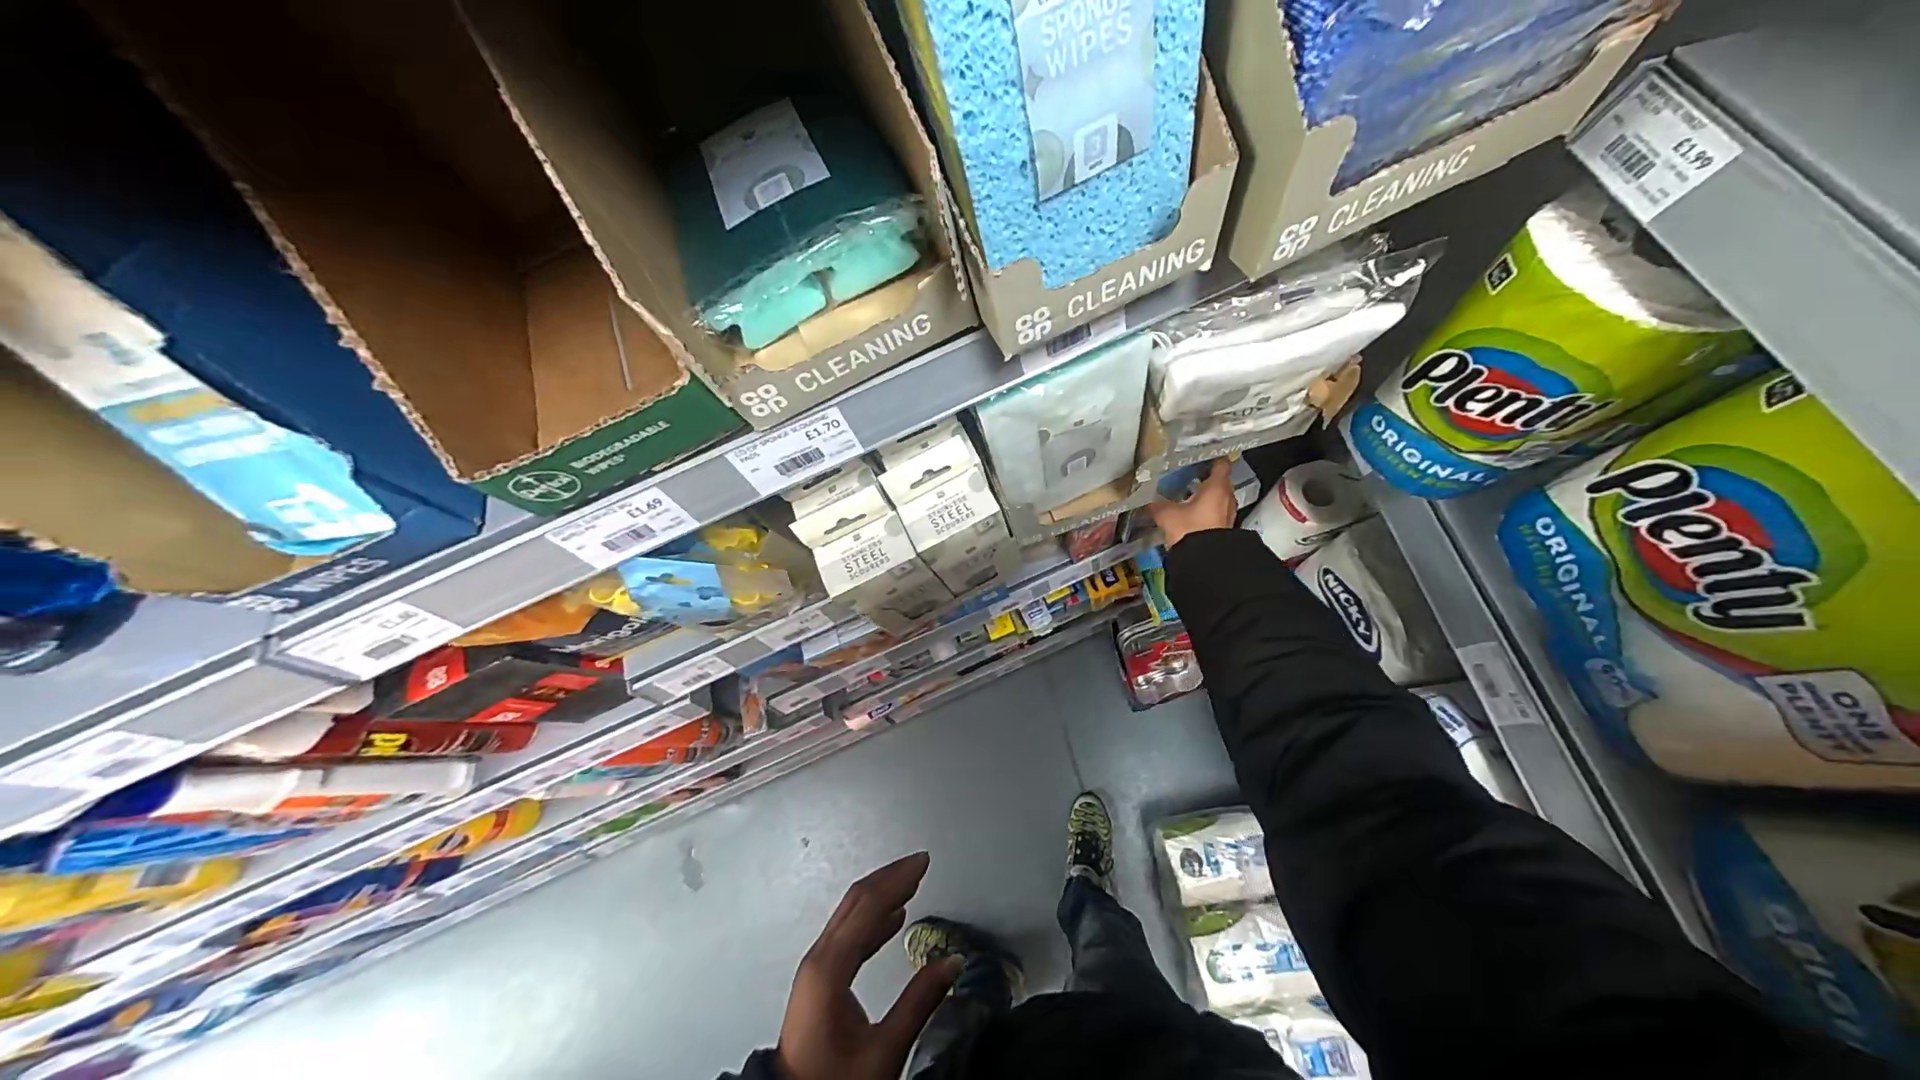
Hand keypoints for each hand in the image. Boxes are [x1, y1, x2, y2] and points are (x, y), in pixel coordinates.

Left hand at [776, 852, 960, 1079]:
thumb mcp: (885, 1051)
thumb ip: (920, 1002)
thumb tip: (953, 961)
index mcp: (830, 967)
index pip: (868, 907)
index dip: (897, 879)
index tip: (922, 862)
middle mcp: (819, 958)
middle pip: (855, 902)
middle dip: (889, 878)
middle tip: (920, 863)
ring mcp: (815, 967)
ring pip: (850, 915)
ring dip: (881, 895)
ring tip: (911, 882)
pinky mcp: (818, 979)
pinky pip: (847, 934)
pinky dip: (871, 919)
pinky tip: (891, 918)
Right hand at [1149, 458, 1237, 549]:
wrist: (1206, 561)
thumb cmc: (1190, 529)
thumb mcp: (1167, 515)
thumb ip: (1156, 503)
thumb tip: (1144, 497)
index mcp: (1217, 487)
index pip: (1221, 464)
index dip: (1211, 458)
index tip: (1200, 457)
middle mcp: (1227, 497)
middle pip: (1221, 481)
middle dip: (1207, 478)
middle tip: (1189, 476)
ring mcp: (1229, 514)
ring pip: (1220, 498)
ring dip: (1208, 496)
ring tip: (1189, 496)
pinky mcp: (1226, 529)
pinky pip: (1218, 513)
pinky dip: (1208, 511)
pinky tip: (1193, 515)